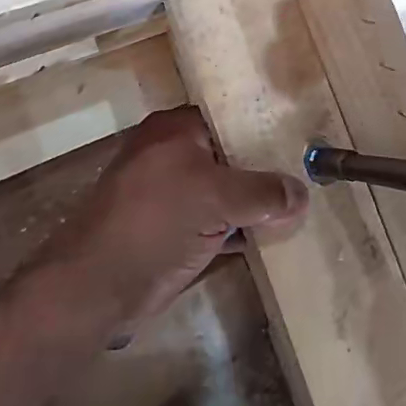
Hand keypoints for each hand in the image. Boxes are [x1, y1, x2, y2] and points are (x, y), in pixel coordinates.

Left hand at [17, 106, 307, 349]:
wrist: (94, 291)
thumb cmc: (155, 223)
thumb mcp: (217, 199)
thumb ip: (264, 192)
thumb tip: (303, 194)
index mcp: (176, 128)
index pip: (232, 114)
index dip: (268, 124)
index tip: (304, 134)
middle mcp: (174, 153)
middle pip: (233, 152)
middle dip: (267, 165)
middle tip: (311, 167)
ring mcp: (173, 193)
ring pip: (228, 188)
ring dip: (258, 200)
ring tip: (304, 199)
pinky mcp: (175, 229)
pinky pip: (220, 219)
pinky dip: (243, 226)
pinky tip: (277, 232)